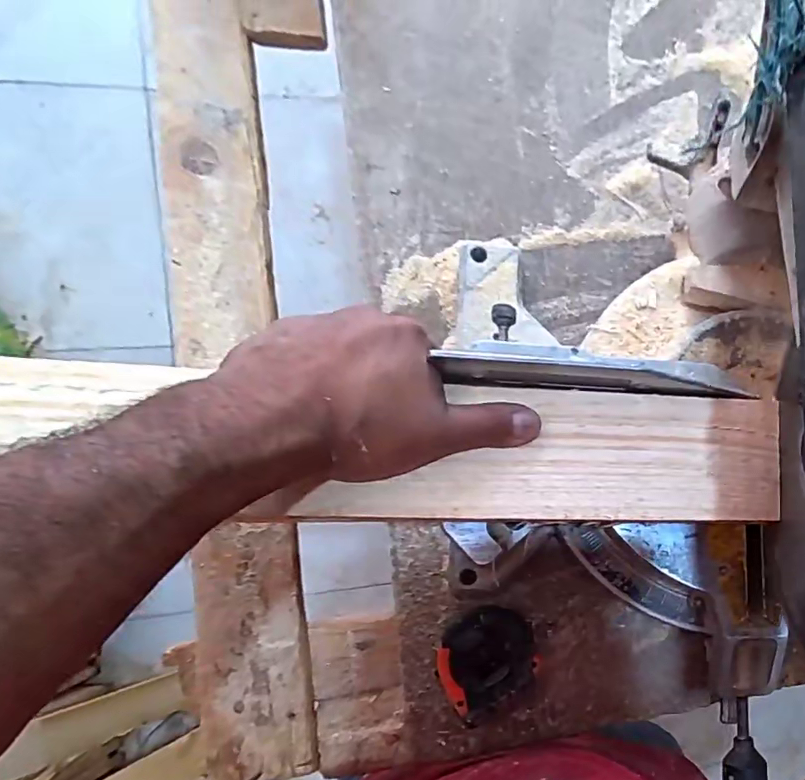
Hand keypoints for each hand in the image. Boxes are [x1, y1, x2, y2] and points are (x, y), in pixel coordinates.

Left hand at [216, 306, 540, 482]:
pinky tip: (297, 410)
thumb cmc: (359, 430)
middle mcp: (363, 318)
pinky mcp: (276, 337)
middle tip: (366, 427)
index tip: (403, 423)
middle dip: (378, 386)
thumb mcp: (434, 436)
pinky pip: (299, 359)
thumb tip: (532, 422)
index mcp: (406, 335)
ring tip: (329, 423)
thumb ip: (484, 426)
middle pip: (382, 355)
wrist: (272, 424)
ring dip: (339, 382)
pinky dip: (301, 380)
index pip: (425, 362)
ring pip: (340, 355)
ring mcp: (315, 323)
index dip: (418, 396)